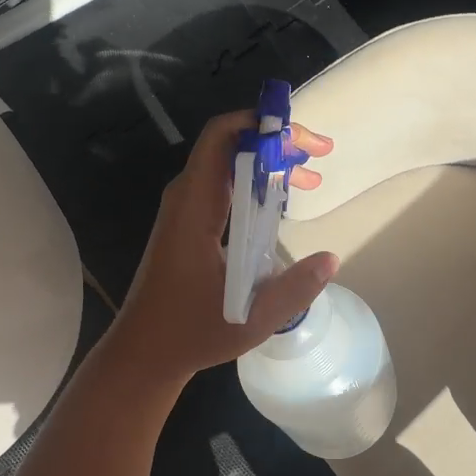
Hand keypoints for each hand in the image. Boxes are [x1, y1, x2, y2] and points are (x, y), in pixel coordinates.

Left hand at [109, 110, 338, 380]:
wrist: (144, 352)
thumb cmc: (192, 332)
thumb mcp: (251, 319)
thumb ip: (294, 289)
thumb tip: (331, 258)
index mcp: (195, 210)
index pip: (219, 140)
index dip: (257, 123)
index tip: (298, 136)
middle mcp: (187, 200)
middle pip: (229, 145)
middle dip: (276, 140)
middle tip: (320, 153)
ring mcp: (187, 210)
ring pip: (229, 164)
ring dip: (270, 160)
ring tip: (312, 177)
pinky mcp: (190, 223)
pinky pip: (225, 184)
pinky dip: (256, 180)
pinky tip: (283, 200)